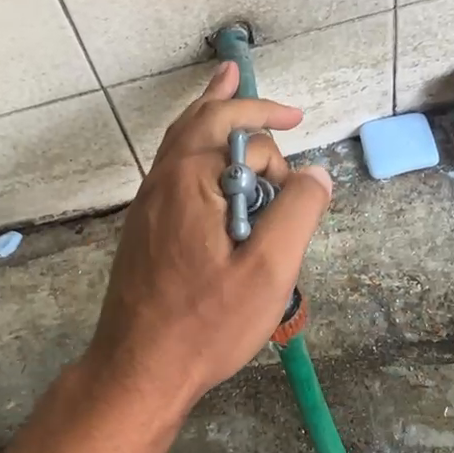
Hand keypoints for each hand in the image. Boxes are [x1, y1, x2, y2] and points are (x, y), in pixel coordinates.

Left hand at [83, 60, 332, 410]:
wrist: (136, 370)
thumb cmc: (205, 322)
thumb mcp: (268, 270)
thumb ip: (298, 212)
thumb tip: (317, 172)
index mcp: (191, 177)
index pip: (243, 138)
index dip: (275, 148)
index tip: (300, 160)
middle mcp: (164, 177)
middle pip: (202, 118)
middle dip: (244, 106)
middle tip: (282, 105)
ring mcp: (150, 200)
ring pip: (183, 136)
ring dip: (213, 111)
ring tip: (228, 82)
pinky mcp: (146, 223)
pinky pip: (175, 161)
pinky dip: (198, 140)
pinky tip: (209, 152)